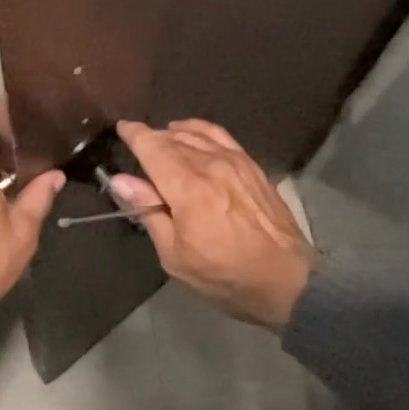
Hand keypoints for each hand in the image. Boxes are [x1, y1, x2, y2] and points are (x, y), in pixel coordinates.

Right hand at [110, 119, 317, 330]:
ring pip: (194, 134)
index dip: (134, 134)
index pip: (152, 147)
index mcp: (187, 188)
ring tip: (160, 141)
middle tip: (136, 144)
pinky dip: (199, 129)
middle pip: (171, 139)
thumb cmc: (225, 275)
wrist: (287, 281)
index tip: (120, 128)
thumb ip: (148, 212)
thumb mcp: (176, 256)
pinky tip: (191, 134)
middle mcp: (209, 165)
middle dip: (150, 137)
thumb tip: (120, 180)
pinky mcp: (250, 165)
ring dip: (172, 133)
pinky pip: (219, 134)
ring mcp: (233, 161)